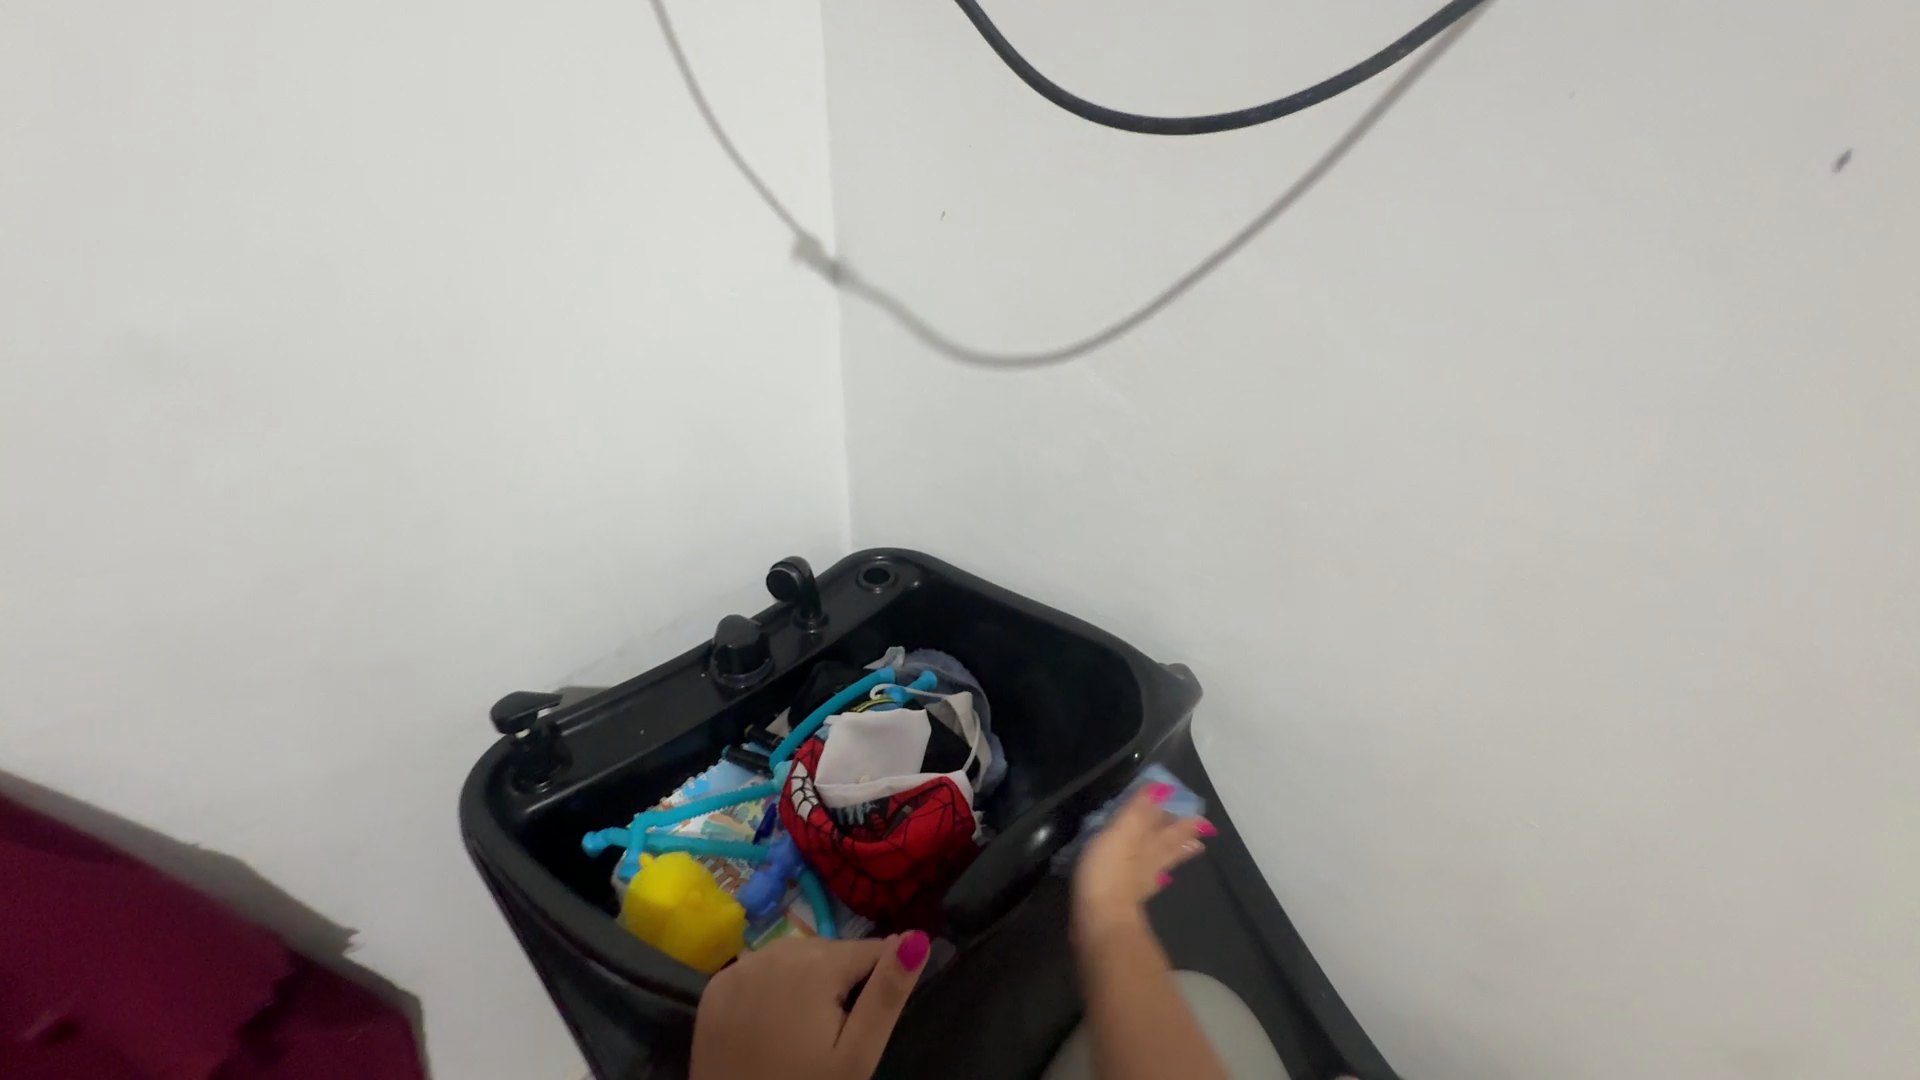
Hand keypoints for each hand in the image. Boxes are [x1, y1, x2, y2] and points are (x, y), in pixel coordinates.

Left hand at [690, 931, 930, 1079]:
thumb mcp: (858, 1055)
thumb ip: (888, 992)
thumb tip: (917, 937)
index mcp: (818, 962)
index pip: (870, 949)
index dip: (879, 980)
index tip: (868, 1017)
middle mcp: (778, 950)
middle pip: (830, 952)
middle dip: (839, 983)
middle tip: (832, 1036)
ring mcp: (742, 966)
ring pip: (794, 957)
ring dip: (805, 981)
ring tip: (802, 1033)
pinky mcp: (715, 987)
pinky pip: (758, 971)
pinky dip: (769, 988)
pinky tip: (769, 1025)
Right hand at [1071, 783, 1211, 937]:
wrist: (1101, 919)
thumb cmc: (1109, 869)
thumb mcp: (1122, 831)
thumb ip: (1139, 809)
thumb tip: (1163, 787)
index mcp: (1150, 843)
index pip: (1169, 826)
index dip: (1179, 818)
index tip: (1196, 812)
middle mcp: (1152, 861)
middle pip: (1171, 845)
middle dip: (1183, 835)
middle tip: (1201, 830)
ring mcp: (1141, 882)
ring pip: (1163, 863)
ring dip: (1175, 854)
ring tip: (1189, 849)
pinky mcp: (1126, 899)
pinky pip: (1147, 882)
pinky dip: (1154, 876)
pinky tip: (1153, 879)